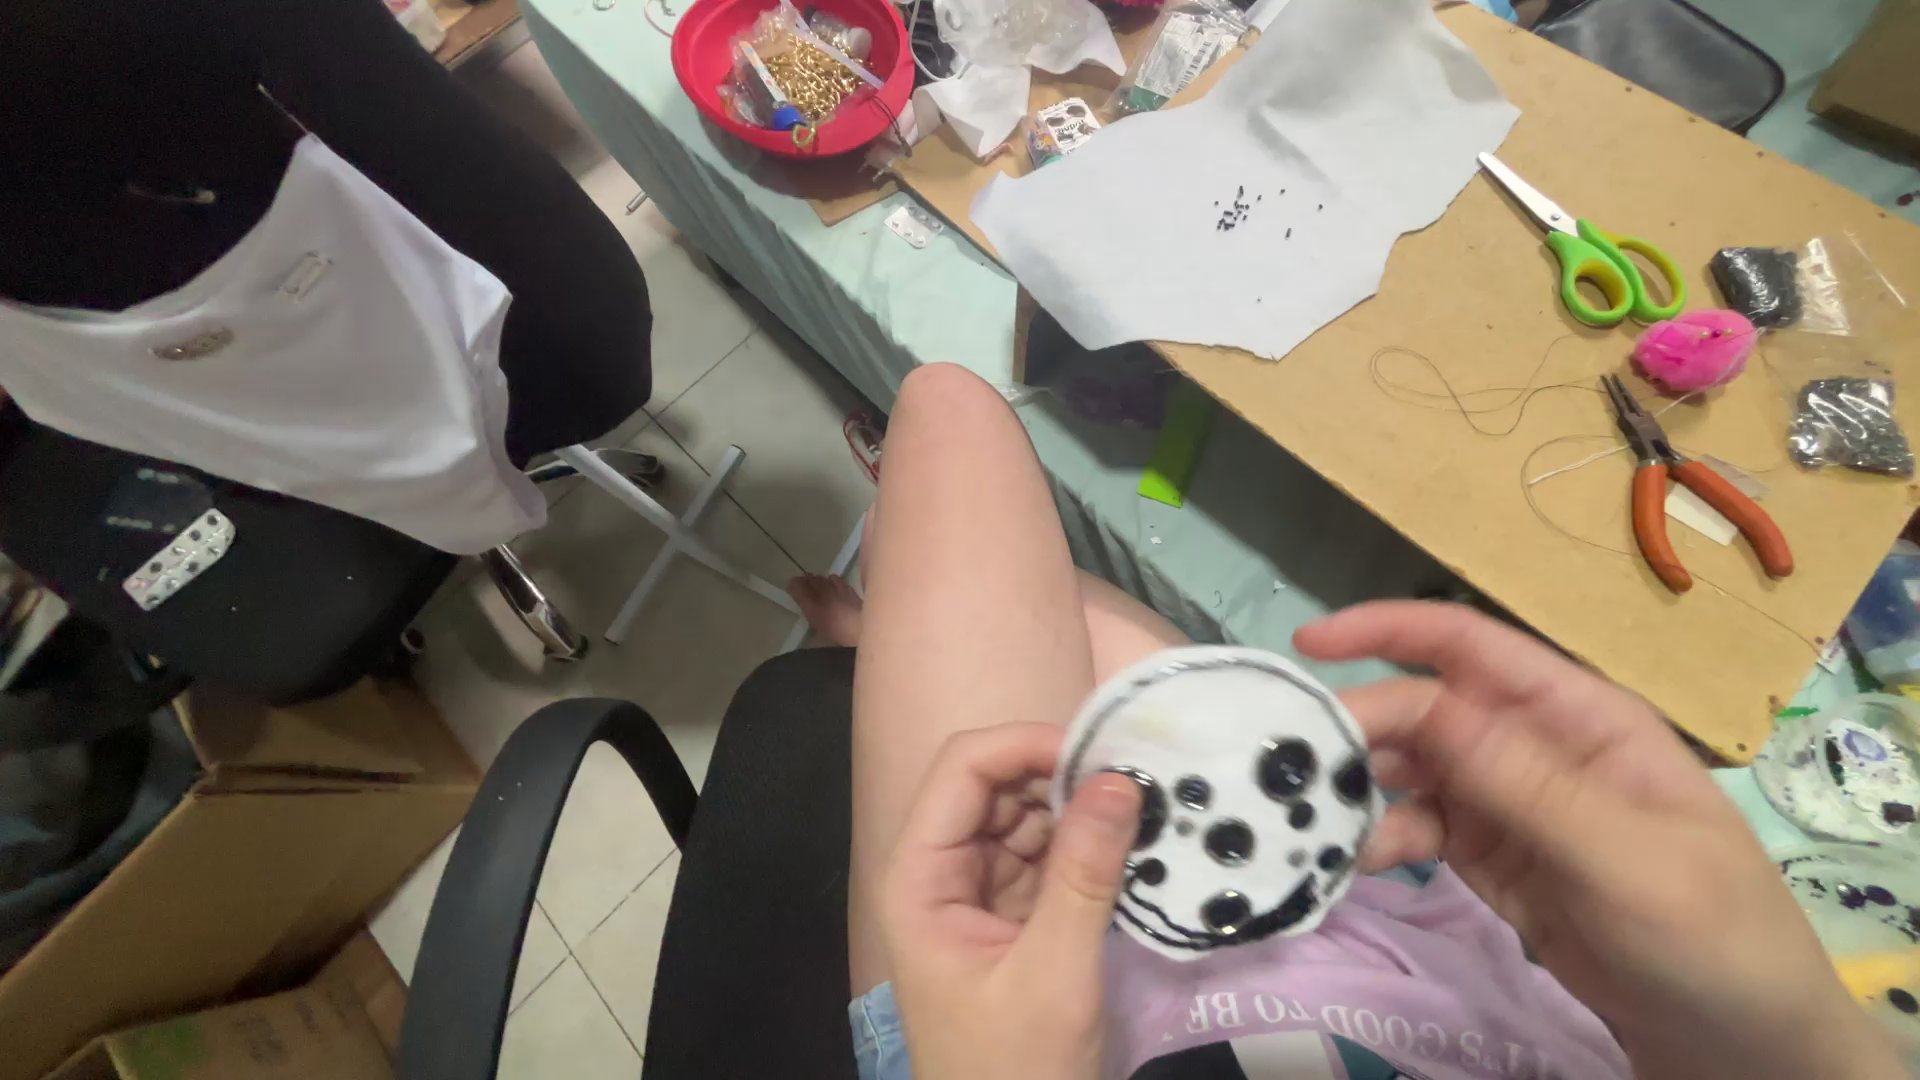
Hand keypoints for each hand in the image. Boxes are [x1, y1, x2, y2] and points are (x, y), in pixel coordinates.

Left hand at [880, 723, 1141, 1079]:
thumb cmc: (1014, 1073)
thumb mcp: (1054, 975)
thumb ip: (1084, 875)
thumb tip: (1120, 780)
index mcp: (919, 874)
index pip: (962, 769)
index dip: (1022, 745)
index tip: (1094, 753)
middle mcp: (940, 866)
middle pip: (993, 783)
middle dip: (1056, 774)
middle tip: (1129, 780)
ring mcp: (975, 884)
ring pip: (1022, 811)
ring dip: (1074, 805)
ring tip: (1136, 807)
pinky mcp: (1010, 907)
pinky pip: (1043, 850)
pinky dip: (1081, 841)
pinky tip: (1122, 842)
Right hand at [1296, 601, 1898, 1079]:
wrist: (1731, 1041)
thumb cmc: (1710, 935)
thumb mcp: (1629, 858)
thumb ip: (1525, 781)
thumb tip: (1422, 706)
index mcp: (1571, 714)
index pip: (1466, 645)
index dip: (1385, 629)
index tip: (1310, 643)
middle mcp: (1522, 739)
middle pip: (1420, 706)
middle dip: (1362, 724)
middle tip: (1303, 758)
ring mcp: (1494, 791)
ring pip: (1403, 760)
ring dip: (1358, 781)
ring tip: (1321, 813)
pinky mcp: (1472, 841)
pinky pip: (1407, 818)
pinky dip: (1378, 832)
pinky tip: (1363, 860)